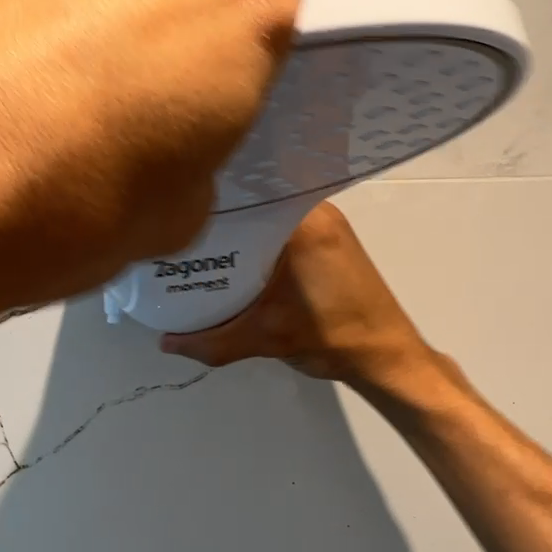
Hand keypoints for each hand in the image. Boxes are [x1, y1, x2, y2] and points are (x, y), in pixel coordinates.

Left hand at [0, 0, 314, 315]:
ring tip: (28, 100)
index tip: (229, 59)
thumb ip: (190, 156)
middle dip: (165, 16)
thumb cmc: (56, 215)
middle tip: (120, 97)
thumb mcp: (164, 219)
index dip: (264, 4)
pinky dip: (16, 17)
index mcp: (226, 8)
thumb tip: (160, 147)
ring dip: (85, 16)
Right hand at [159, 201, 434, 389]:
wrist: (387, 360)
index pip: (246, 191)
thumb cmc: (332, 338)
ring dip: (238, 227)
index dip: (208, 198)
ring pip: (267, 214)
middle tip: (176, 226)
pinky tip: (230, 256)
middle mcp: (315, 210)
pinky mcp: (328, 239)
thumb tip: (164, 343)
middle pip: (254, 200)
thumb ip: (212, 340)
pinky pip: (281, 227)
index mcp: (303, 220)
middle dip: (217, 214)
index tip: (175, 207)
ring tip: (195, 240)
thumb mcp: (265, 338)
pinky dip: (256, 238)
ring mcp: (324, 222)